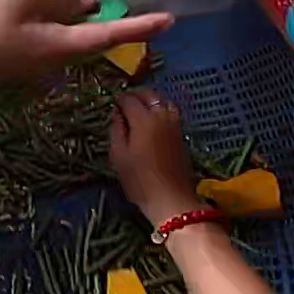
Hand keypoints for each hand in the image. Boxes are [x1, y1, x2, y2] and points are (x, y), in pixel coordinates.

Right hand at [0, 0, 171, 84]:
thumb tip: (88, 0)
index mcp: (60, 44)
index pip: (110, 32)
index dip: (140, 26)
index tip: (169, 19)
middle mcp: (50, 57)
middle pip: (79, 27)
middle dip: (74, 3)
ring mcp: (29, 59)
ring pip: (49, 23)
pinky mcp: (10, 56)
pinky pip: (28, 27)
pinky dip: (17, 7)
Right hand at [109, 87, 203, 221]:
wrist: (171, 198)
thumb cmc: (139, 180)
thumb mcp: (118, 155)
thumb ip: (117, 130)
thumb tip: (117, 114)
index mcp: (143, 120)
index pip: (130, 100)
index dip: (119, 99)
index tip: (112, 103)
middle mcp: (161, 117)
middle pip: (150, 95)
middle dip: (136, 94)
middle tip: (125, 101)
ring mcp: (174, 125)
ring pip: (163, 101)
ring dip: (150, 100)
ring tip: (139, 108)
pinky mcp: (181, 135)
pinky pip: (170, 112)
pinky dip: (160, 109)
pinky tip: (152, 119)